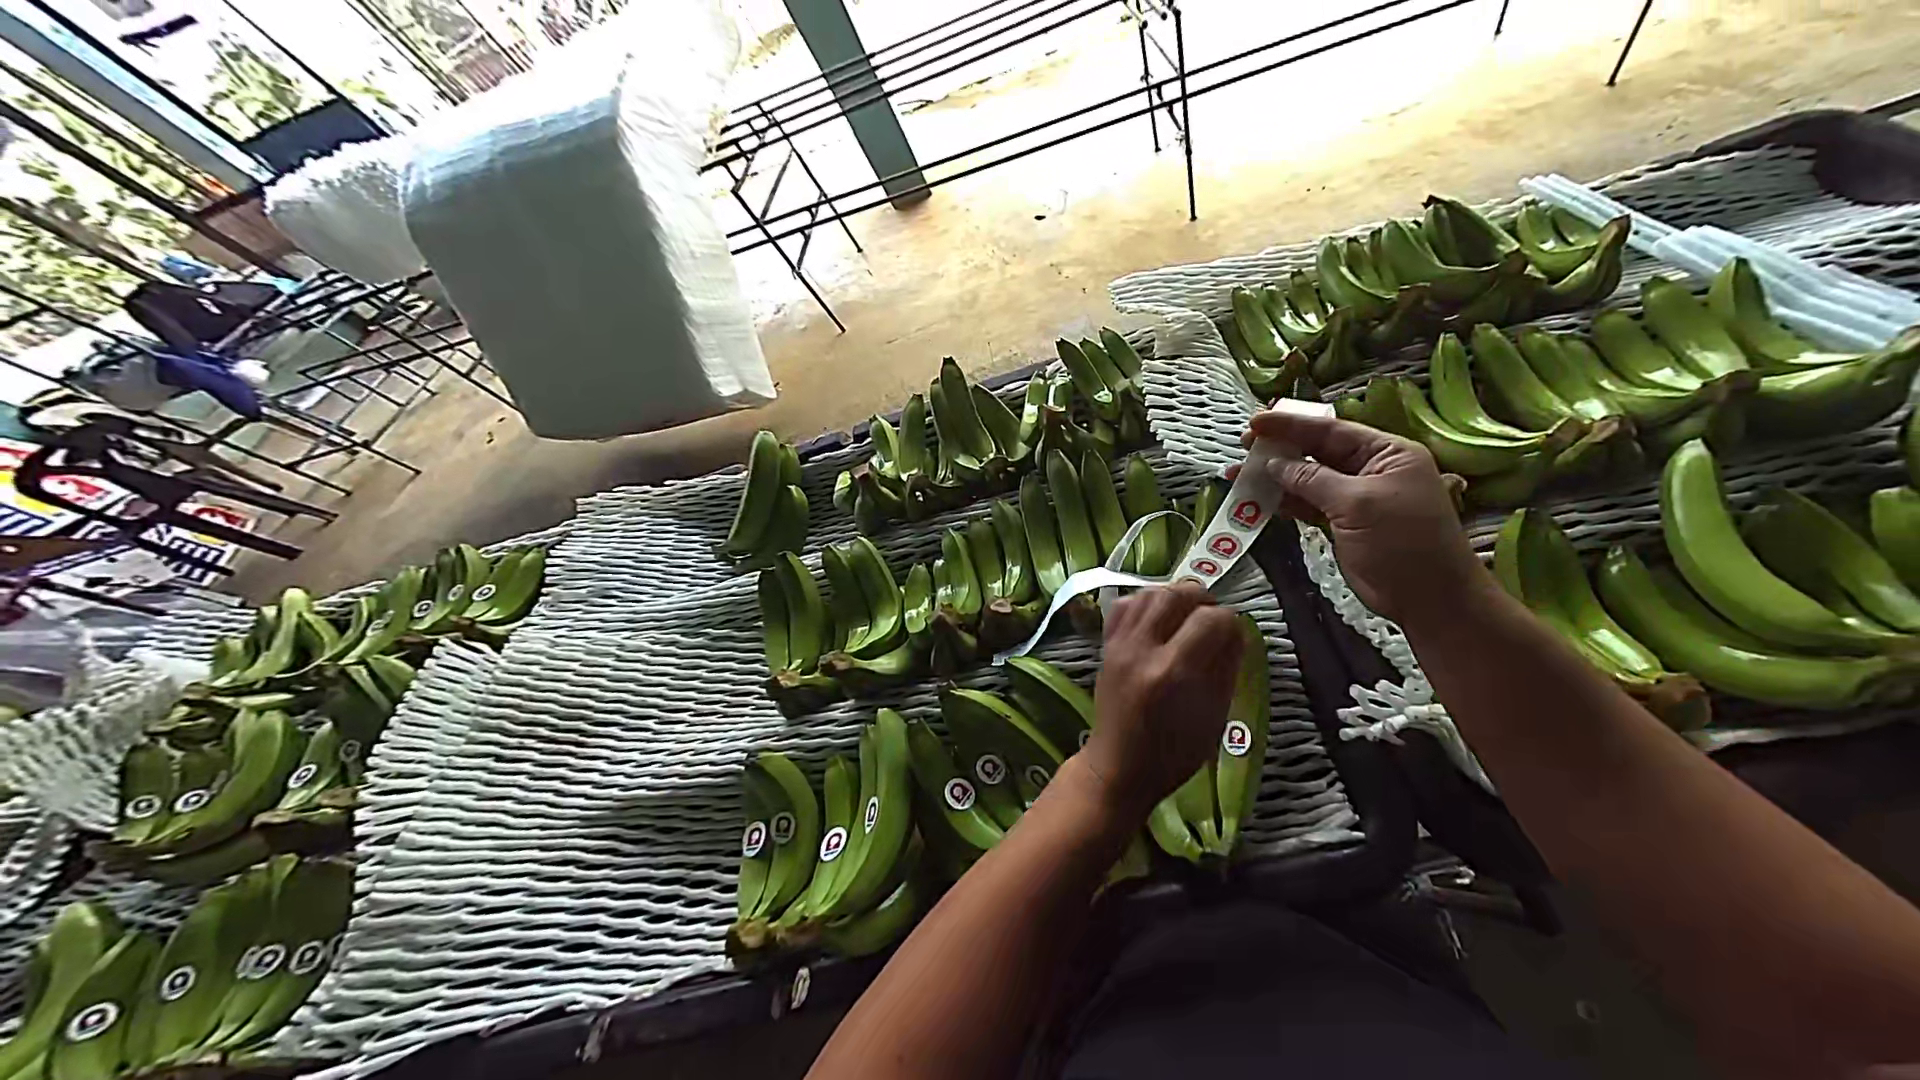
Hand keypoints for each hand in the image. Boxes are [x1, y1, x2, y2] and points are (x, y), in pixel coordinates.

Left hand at [1082, 583, 1243, 817]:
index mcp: (1173, 671)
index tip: (1235, 636)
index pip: (1211, 619)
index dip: (1232, 622)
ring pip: (1149, 593)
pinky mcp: (1105, 646)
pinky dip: (1145, 602)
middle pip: (1176, 595)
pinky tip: (1159, 618)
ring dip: (1175, 597)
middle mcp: (1142, 650)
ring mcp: (1119, 645)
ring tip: (1188, 616)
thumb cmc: (1173, 752)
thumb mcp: (1214, 715)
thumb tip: (1238, 630)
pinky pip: (1124, 605)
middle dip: (1204, 601)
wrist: (1119, 766)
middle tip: (1213, 620)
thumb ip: (1227, 666)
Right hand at [1243, 410, 1488, 626]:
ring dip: (1273, 477)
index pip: (1331, 430)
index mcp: (1386, 453)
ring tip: (1238, 473)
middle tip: (1243, 444)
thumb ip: (1313, 480)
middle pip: (1316, 451)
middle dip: (1279, 448)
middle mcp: (1369, 470)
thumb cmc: (1404, 543)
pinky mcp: (1340, 522)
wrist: (1428, 598)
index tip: (1256, 421)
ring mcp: (1353, 497)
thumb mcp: (1358, 504)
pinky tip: (1256, 499)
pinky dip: (1281, 502)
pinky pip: (1305, 504)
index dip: (1291, 424)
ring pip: (1305, 479)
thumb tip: (1274, 464)